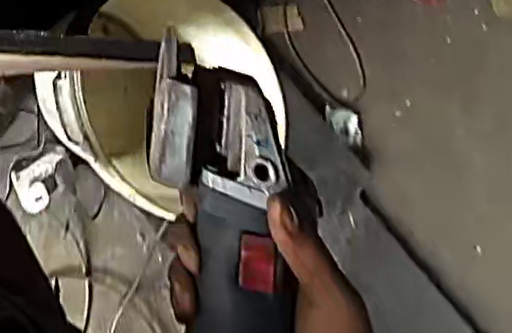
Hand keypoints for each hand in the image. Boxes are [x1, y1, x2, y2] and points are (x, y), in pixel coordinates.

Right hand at [166, 193, 371, 332]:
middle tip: (196, 246)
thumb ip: (308, 253)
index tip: (204, 199)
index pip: (243, 212)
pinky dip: (178, 291)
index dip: (218, 197)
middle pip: (206, 228)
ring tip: (194, 281)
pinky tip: (189, 304)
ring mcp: (230, 293)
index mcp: (284, 261)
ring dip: (182, 262)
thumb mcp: (333, 303)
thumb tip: (279, 202)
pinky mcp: (211, 314)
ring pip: (188, 255)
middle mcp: (253, 272)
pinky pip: (181, 289)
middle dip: (189, 229)